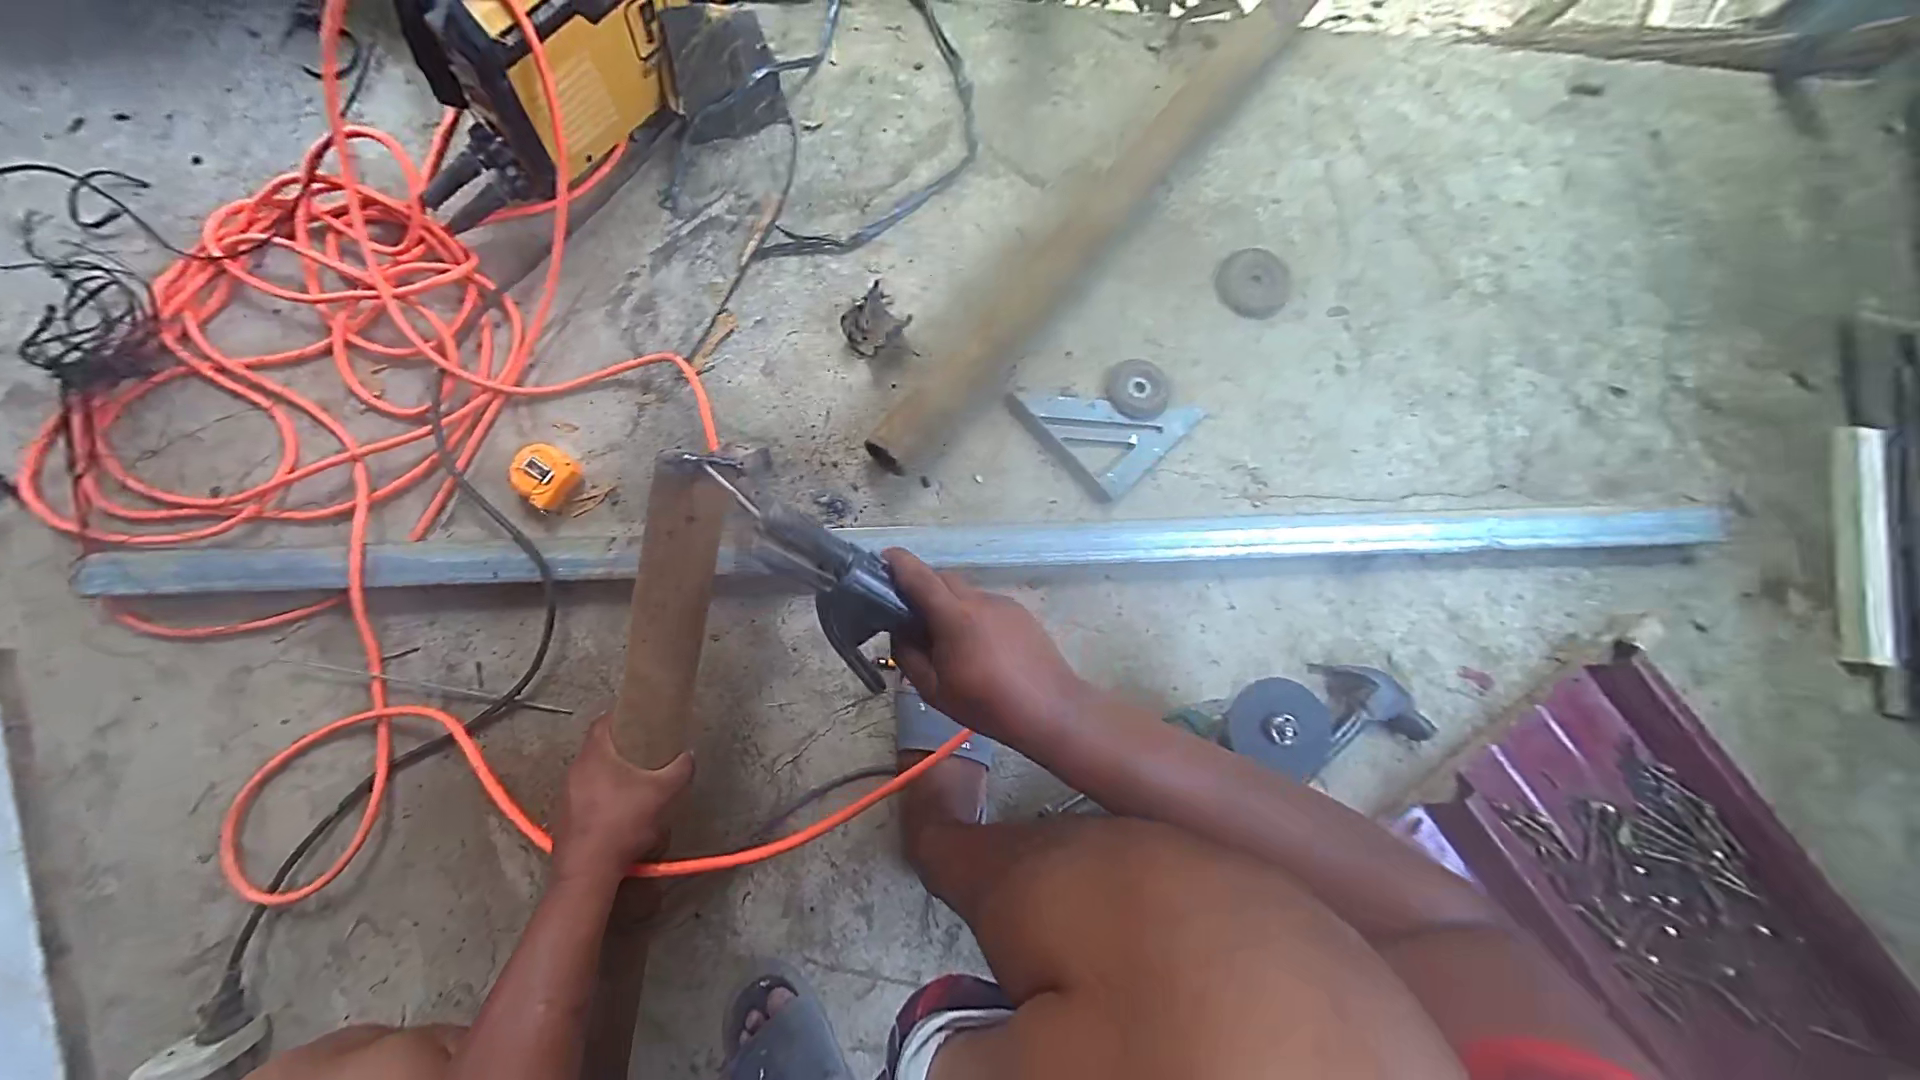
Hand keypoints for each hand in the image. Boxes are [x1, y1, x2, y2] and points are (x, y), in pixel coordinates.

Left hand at [550, 717, 693, 878]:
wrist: (588, 871)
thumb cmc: (623, 824)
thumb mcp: (664, 793)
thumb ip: (680, 769)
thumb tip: (687, 755)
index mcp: (594, 755)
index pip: (604, 721)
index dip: (623, 713)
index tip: (643, 716)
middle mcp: (575, 769)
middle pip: (599, 745)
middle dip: (622, 744)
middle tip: (646, 747)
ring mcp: (566, 794)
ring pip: (592, 769)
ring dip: (612, 769)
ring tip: (636, 777)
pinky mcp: (565, 815)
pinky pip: (586, 792)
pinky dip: (603, 791)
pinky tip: (620, 806)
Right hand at [884, 548, 1092, 744]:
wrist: (1051, 708)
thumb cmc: (988, 705)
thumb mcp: (935, 690)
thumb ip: (909, 655)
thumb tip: (899, 631)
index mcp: (954, 617)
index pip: (919, 576)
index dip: (898, 562)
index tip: (884, 556)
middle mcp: (979, 600)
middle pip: (942, 579)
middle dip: (922, 586)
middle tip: (910, 612)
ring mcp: (1002, 603)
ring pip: (965, 592)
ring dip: (948, 603)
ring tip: (947, 638)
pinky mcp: (1020, 611)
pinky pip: (985, 604)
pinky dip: (971, 614)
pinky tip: (978, 645)